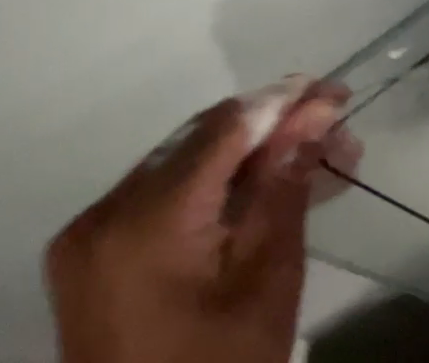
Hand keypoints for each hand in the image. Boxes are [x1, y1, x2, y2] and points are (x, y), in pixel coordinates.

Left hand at [44, 80, 360, 362]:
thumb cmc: (221, 361)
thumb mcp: (269, 275)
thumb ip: (287, 184)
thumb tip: (316, 114)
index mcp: (145, 221)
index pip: (226, 128)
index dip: (286, 102)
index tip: (338, 93)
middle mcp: (104, 213)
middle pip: (203, 138)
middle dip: (273, 124)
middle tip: (336, 126)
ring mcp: (90, 234)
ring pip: (185, 160)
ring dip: (250, 151)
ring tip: (314, 155)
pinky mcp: (93, 253)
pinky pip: (163, 191)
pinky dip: (217, 180)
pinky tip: (265, 183)